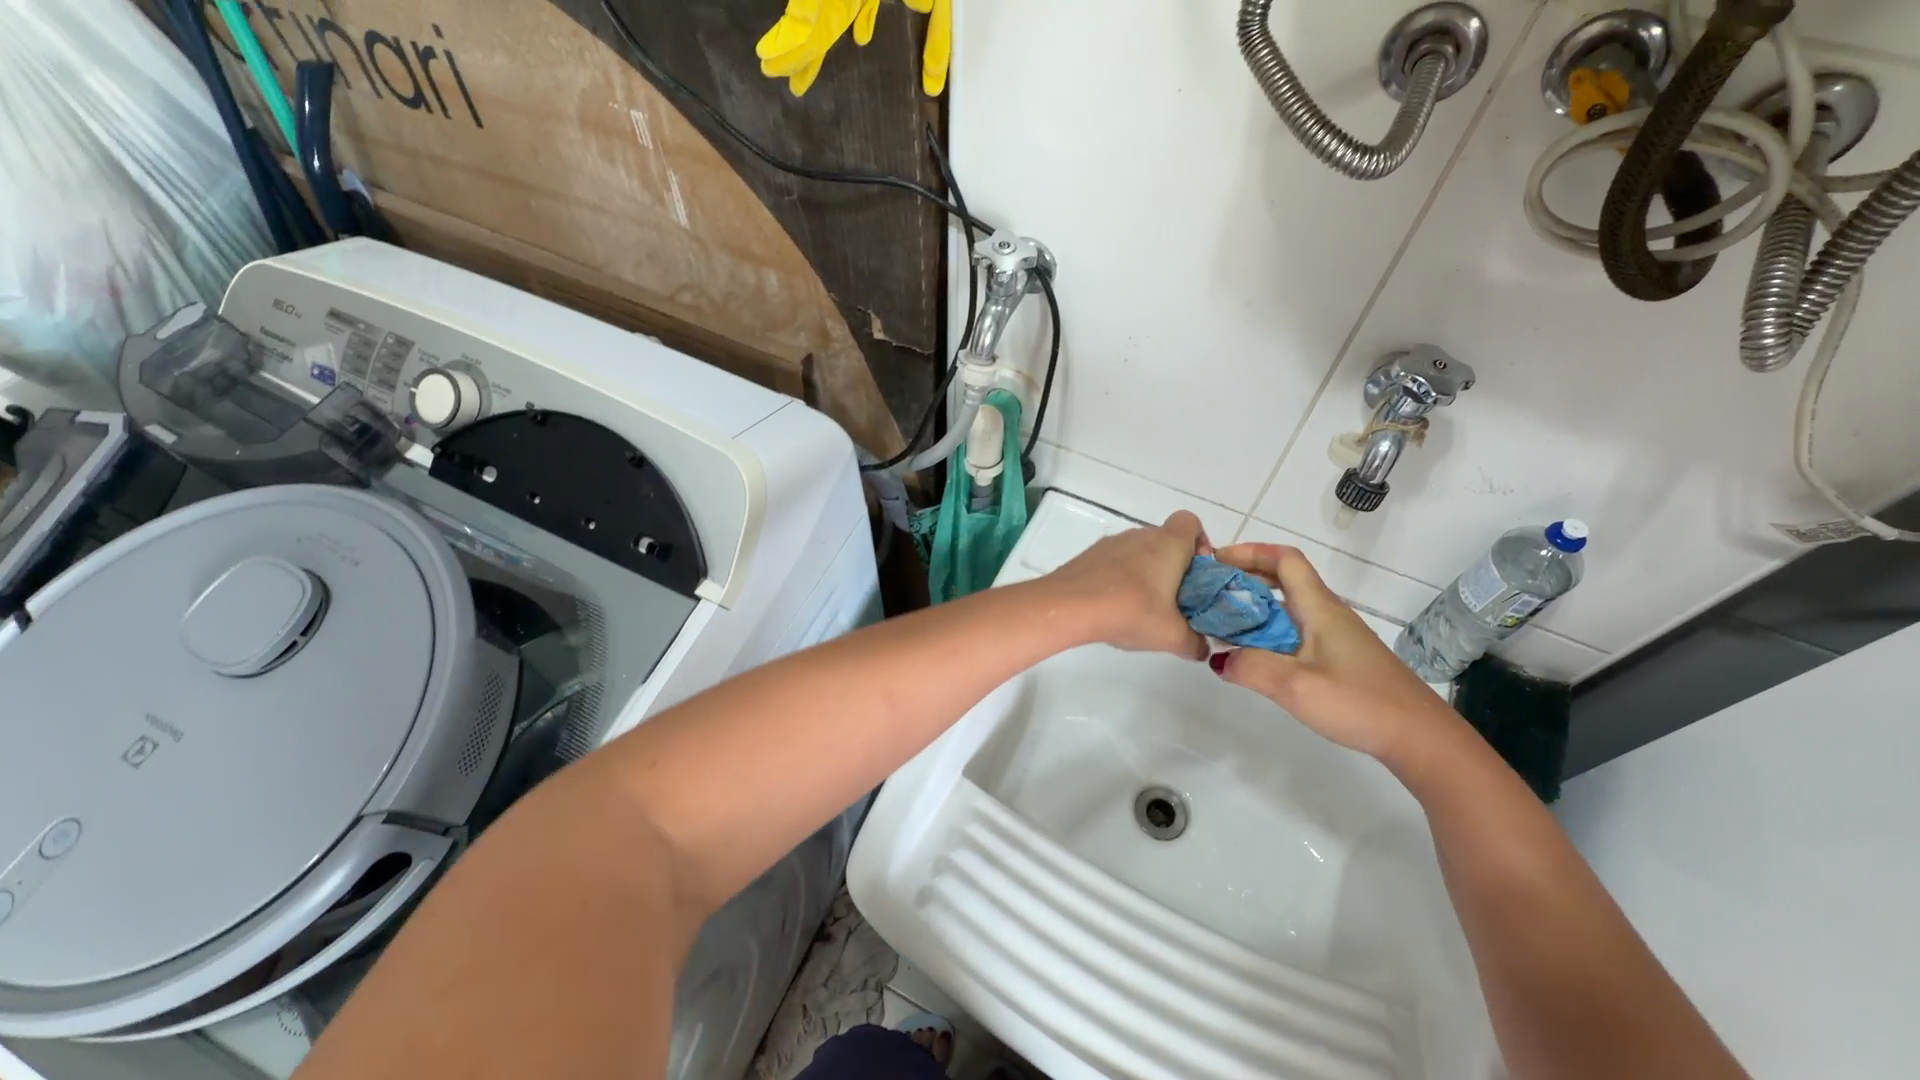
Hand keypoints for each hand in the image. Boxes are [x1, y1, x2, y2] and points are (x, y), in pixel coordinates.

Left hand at [1042, 511, 1212, 660]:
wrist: (1068, 607)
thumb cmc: (1129, 611)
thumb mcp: (1171, 636)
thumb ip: (1195, 642)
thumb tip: (1203, 648)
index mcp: (1168, 543)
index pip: (1191, 522)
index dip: (1200, 544)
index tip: (1198, 574)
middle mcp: (1141, 535)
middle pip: (1166, 540)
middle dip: (1174, 567)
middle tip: (1174, 601)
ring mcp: (1112, 543)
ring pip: (1140, 551)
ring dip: (1146, 573)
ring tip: (1143, 608)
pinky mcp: (1089, 556)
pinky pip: (1115, 562)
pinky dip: (1121, 578)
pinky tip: (1115, 607)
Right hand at [1209, 544, 1463, 762]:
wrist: (1418, 736)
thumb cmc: (1359, 702)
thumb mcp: (1296, 686)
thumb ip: (1251, 667)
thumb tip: (1219, 658)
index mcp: (1319, 608)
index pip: (1284, 559)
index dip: (1249, 552)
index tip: (1215, 563)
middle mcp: (1327, 613)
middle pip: (1284, 579)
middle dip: (1245, 578)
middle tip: (1209, 594)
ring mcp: (1335, 636)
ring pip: (1288, 607)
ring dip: (1254, 607)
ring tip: (1221, 623)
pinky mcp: (1339, 659)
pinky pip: (1295, 631)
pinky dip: (1268, 632)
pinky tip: (1253, 655)